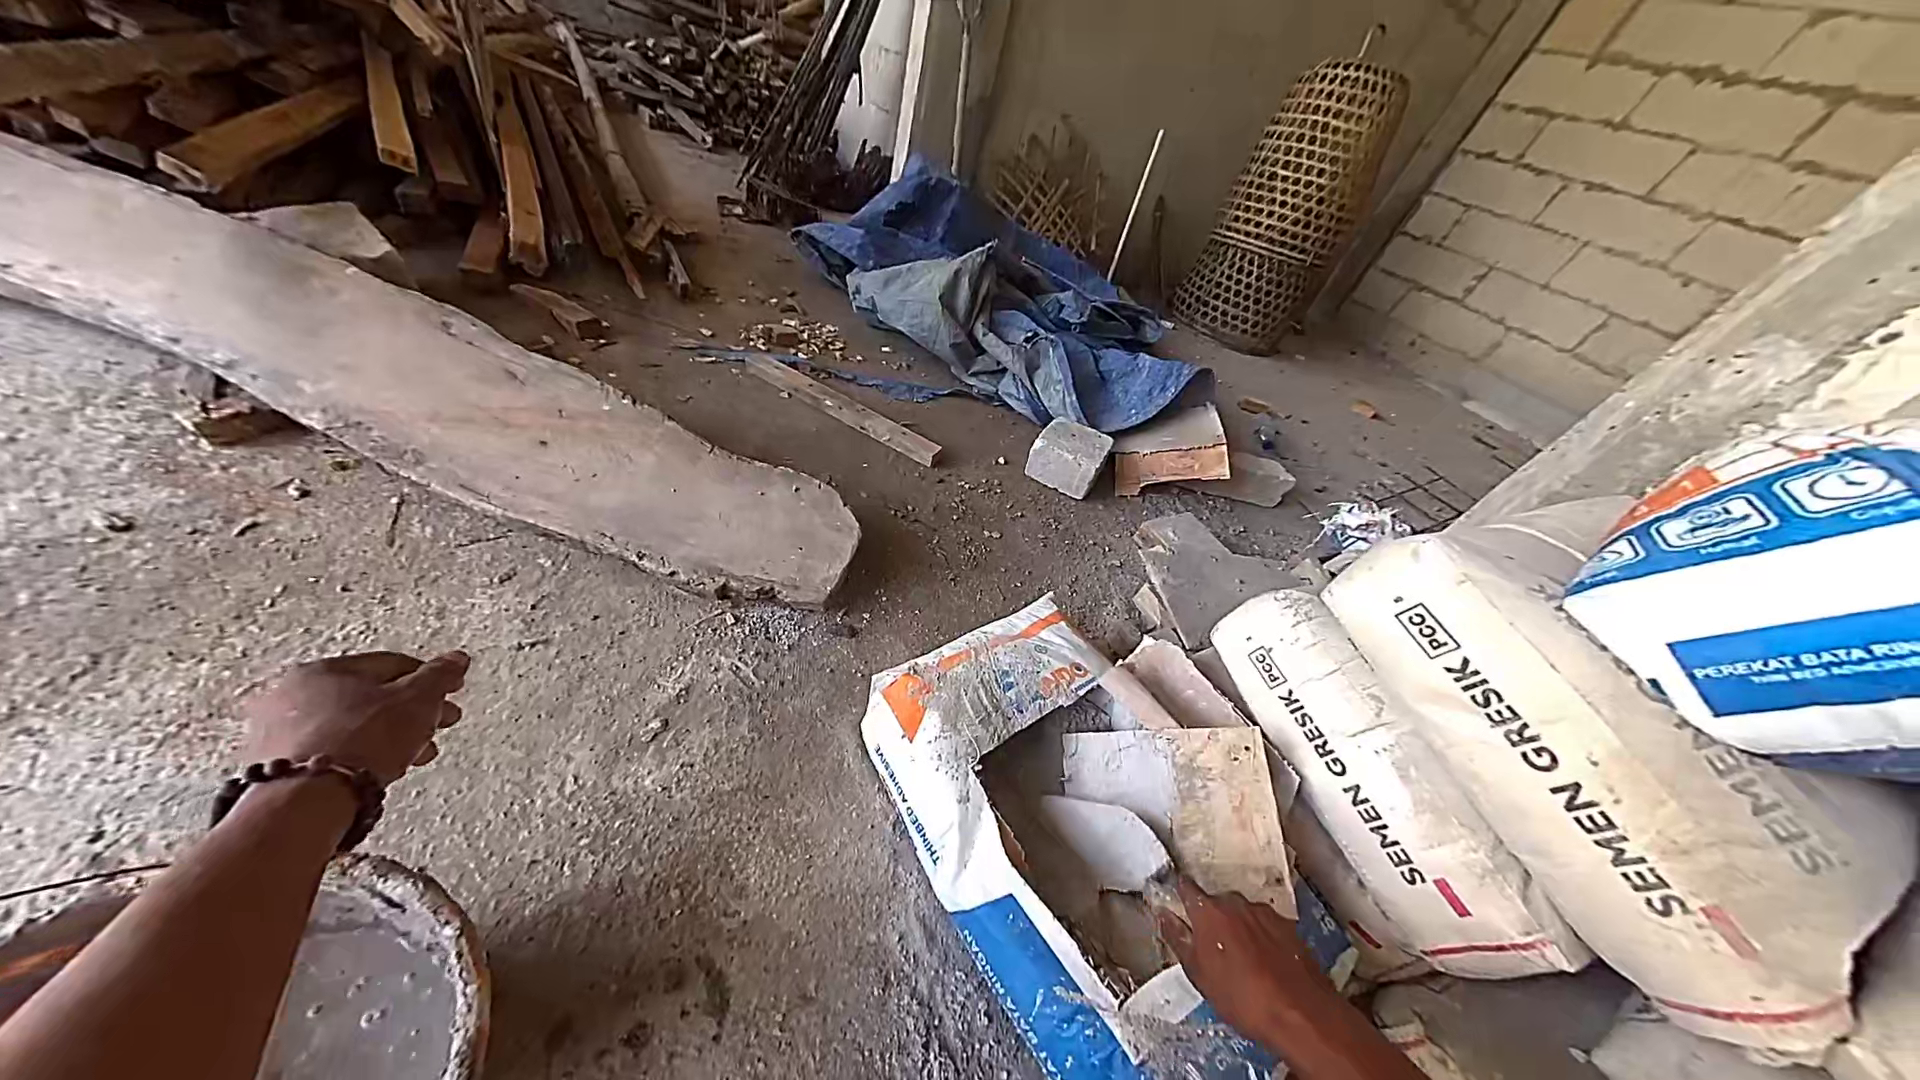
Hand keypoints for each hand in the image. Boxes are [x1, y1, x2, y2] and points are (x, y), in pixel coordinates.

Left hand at [240, 650, 470, 783]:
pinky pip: (332, 750)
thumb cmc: (360, 740)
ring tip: (415, 751)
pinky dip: (360, 754)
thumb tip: (455, 660)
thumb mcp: (420, 697)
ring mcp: (275, 733)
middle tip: (437, 721)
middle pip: (369, 695)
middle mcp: (289, 695)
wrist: (310, 799)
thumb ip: (440, 674)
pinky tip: (382, 766)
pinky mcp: (277, 766)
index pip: (391, 664)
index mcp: (321, 669)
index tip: (449, 690)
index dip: (430, 677)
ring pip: (351, 725)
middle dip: (411, 710)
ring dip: (389, 734)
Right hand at [1156, 877, 1337, 1044]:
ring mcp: (1264, 913)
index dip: (1181, 895)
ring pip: (1243, 914)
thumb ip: (1177, 938)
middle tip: (1214, 948)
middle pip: (1216, 902)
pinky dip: (1263, 938)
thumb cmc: (1244, 998)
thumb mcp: (1198, 973)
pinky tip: (1266, 964)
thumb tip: (1164, 915)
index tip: (1179, 905)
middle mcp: (1235, 902)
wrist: (1301, 1017)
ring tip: (1244, 961)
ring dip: (1240, 928)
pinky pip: (1266, 926)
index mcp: (1207, 910)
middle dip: (1214, 919)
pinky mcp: (1288, 926)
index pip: (1185, 887)